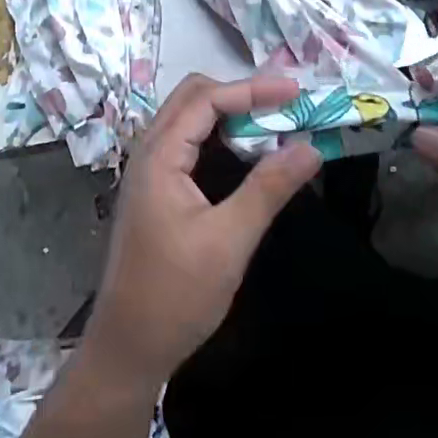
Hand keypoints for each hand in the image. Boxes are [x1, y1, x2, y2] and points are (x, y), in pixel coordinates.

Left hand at [83, 74, 321, 386]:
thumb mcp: (229, 241)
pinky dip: (219, 137)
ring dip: (229, 113)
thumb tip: (310, 147)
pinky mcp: (156, 192)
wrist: (127, 348)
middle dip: (239, 93)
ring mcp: (149, 174)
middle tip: (285, 104)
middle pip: (192, 99)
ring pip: (189, 121)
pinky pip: (188, 145)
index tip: (295, 92)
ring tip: (273, 122)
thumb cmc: (175, 295)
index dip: (251, 89)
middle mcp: (148, 155)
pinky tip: (246, 154)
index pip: (205, 100)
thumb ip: (268, 188)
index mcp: (158, 158)